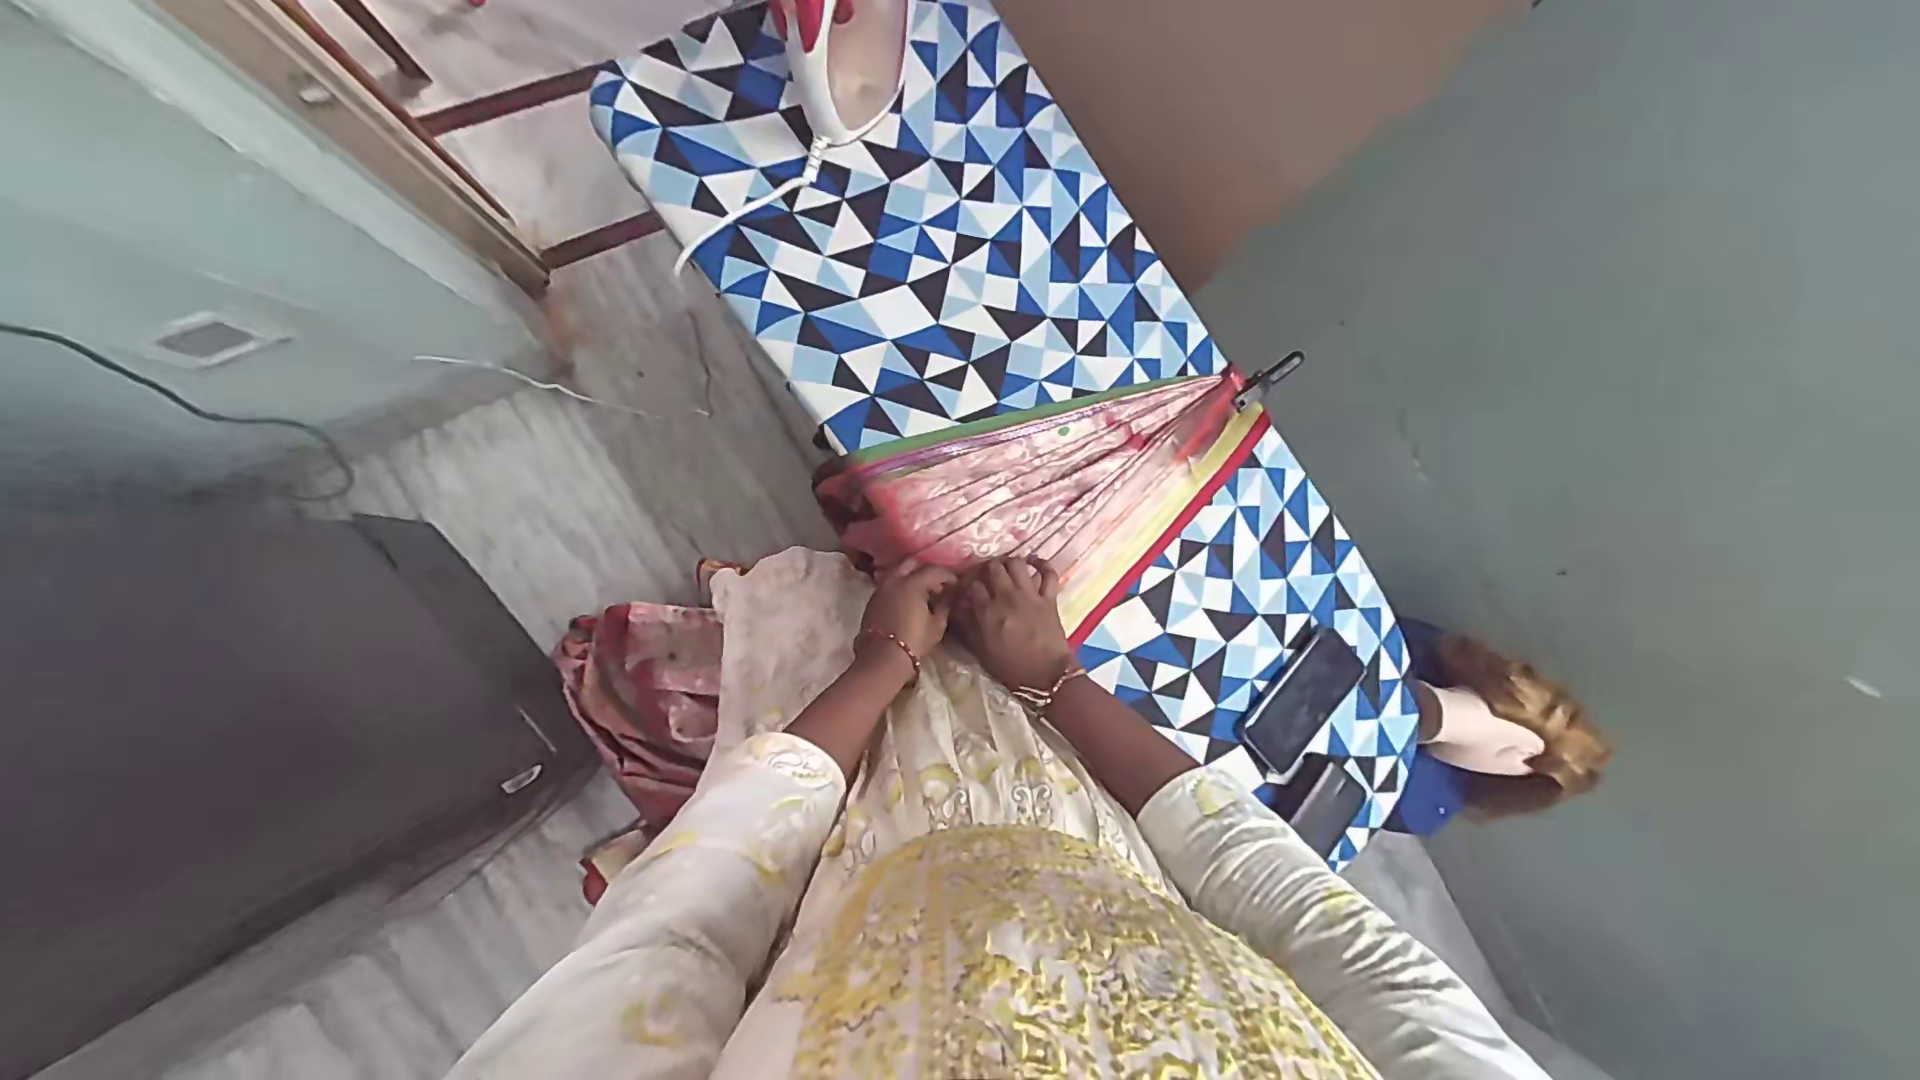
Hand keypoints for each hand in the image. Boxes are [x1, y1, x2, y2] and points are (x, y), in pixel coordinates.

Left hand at [858, 562, 956, 670]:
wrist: (882, 657)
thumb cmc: (914, 640)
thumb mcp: (937, 625)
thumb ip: (944, 605)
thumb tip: (948, 596)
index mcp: (912, 583)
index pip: (933, 570)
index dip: (947, 575)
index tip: (955, 583)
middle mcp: (894, 579)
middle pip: (912, 563)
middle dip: (926, 570)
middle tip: (937, 583)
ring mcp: (881, 588)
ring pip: (898, 571)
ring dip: (911, 576)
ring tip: (923, 591)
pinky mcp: (873, 598)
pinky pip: (889, 583)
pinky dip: (900, 585)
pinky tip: (908, 599)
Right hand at [952, 556, 1075, 689]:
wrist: (1046, 676)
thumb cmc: (1011, 667)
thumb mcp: (982, 650)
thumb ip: (969, 626)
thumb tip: (959, 608)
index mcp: (988, 612)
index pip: (973, 586)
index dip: (968, 584)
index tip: (967, 588)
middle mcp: (1007, 597)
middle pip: (993, 568)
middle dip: (987, 568)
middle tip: (986, 575)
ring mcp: (1030, 595)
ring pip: (1017, 564)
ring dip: (1009, 562)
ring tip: (1006, 567)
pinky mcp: (1049, 598)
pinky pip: (1048, 573)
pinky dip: (1042, 564)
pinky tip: (1033, 562)